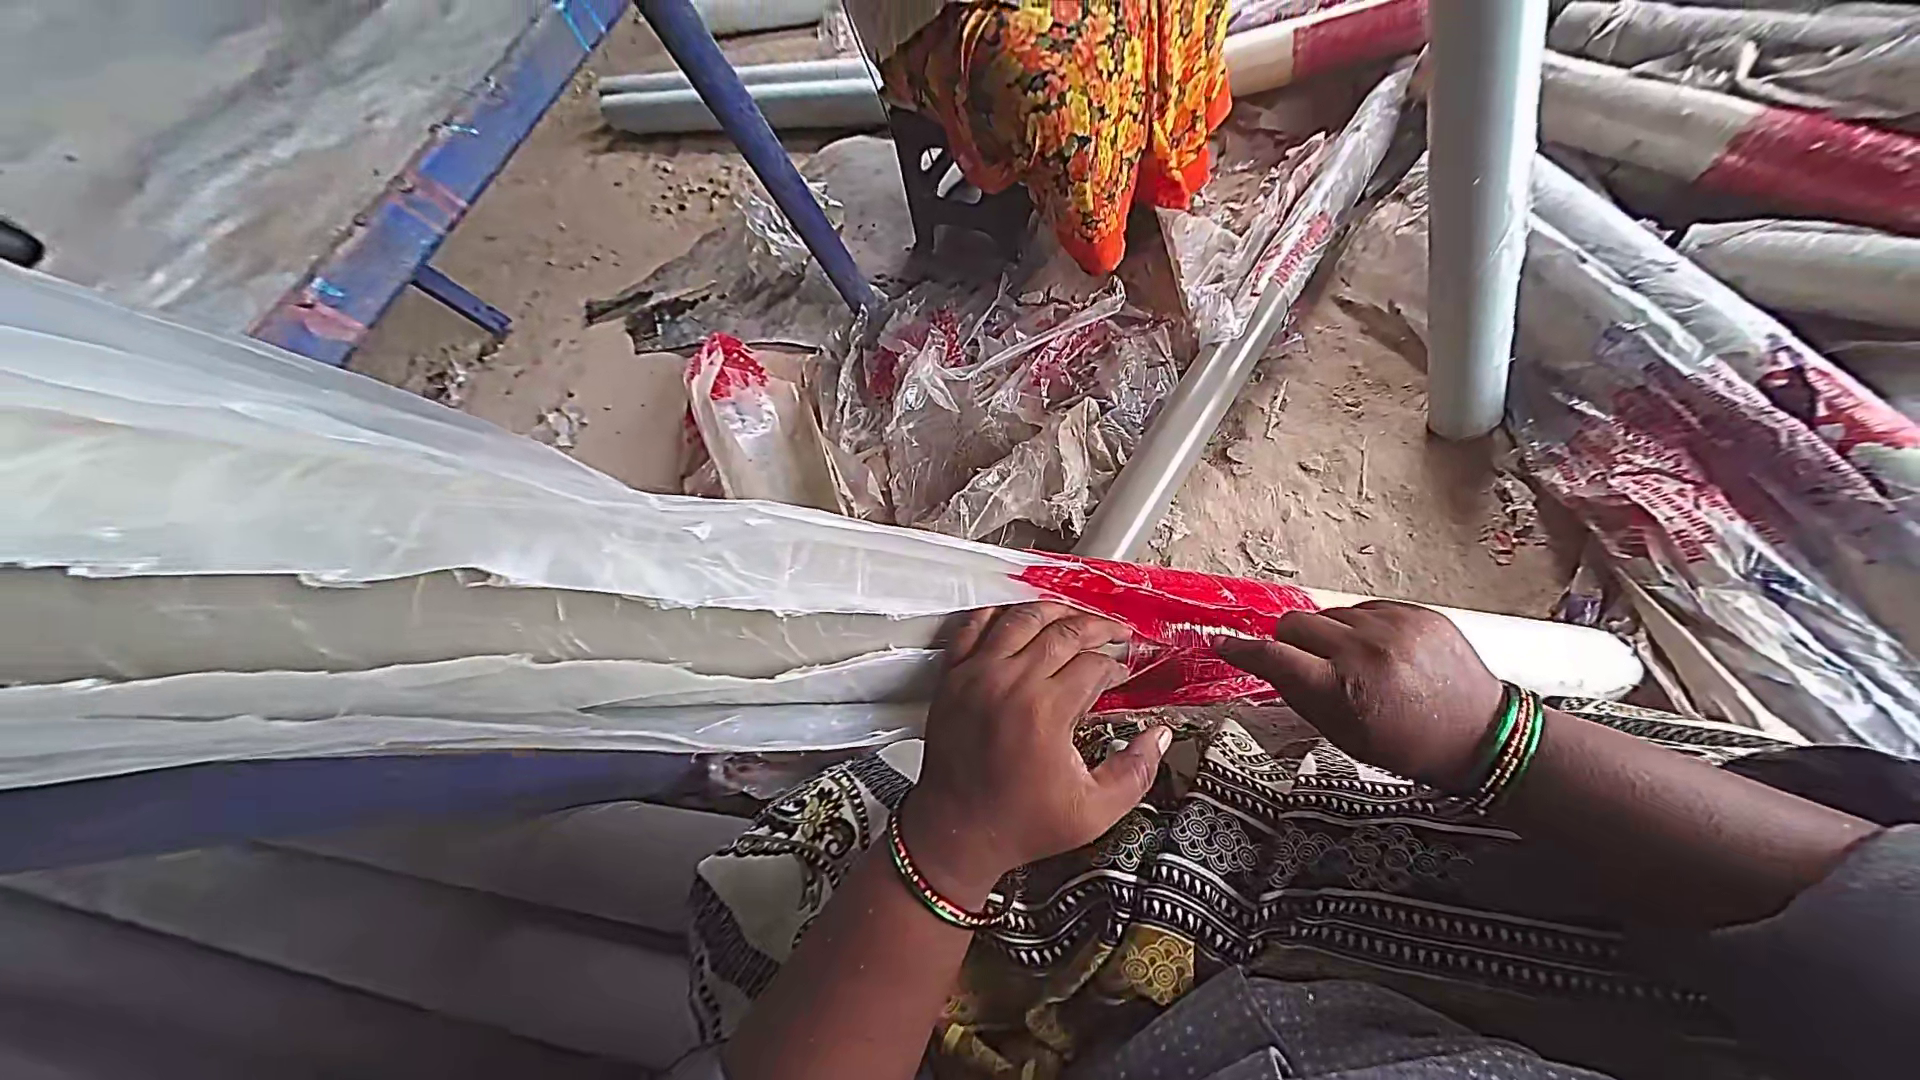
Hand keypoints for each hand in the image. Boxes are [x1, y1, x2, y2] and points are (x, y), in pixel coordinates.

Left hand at [903, 603, 1171, 905]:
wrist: (958, 830)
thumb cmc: (1020, 822)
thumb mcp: (1093, 811)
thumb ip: (1136, 771)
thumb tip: (1160, 735)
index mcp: (1046, 712)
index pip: (1093, 665)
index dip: (1115, 665)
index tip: (1120, 672)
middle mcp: (1010, 683)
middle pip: (1063, 631)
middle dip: (1096, 626)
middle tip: (1112, 632)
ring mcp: (977, 674)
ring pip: (1021, 618)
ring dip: (1053, 611)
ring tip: (1074, 616)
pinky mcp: (953, 676)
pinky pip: (974, 626)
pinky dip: (997, 615)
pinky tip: (1015, 617)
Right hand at [1214, 601, 1504, 790]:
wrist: (1484, 737)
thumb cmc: (1405, 744)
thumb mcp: (1339, 732)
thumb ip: (1296, 692)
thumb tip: (1263, 660)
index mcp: (1342, 688)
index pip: (1272, 656)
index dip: (1242, 649)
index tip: (1225, 644)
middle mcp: (1365, 651)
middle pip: (1294, 624)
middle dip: (1292, 642)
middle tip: (1309, 663)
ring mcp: (1394, 628)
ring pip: (1326, 615)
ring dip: (1329, 635)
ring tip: (1355, 661)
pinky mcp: (1417, 613)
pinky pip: (1362, 609)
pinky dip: (1360, 628)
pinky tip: (1379, 651)